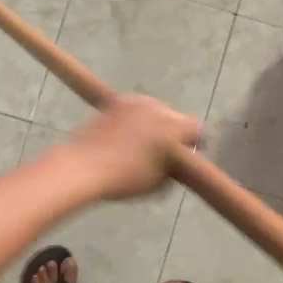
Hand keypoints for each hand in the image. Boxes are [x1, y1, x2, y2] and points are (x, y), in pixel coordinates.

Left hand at [62, 95, 201, 199]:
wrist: (85, 166)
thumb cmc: (126, 178)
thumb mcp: (159, 182)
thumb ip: (174, 167)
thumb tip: (175, 162)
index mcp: (175, 127)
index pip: (197, 129)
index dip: (193, 143)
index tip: (186, 156)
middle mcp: (159, 108)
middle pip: (175, 117)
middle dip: (172, 131)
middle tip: (162, 151)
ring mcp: (136, 101)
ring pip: (153, 110)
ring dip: (152, 122)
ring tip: (140, 142)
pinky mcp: (115, 101)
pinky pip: (133, 107)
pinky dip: (133, 117)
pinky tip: (123, 133)